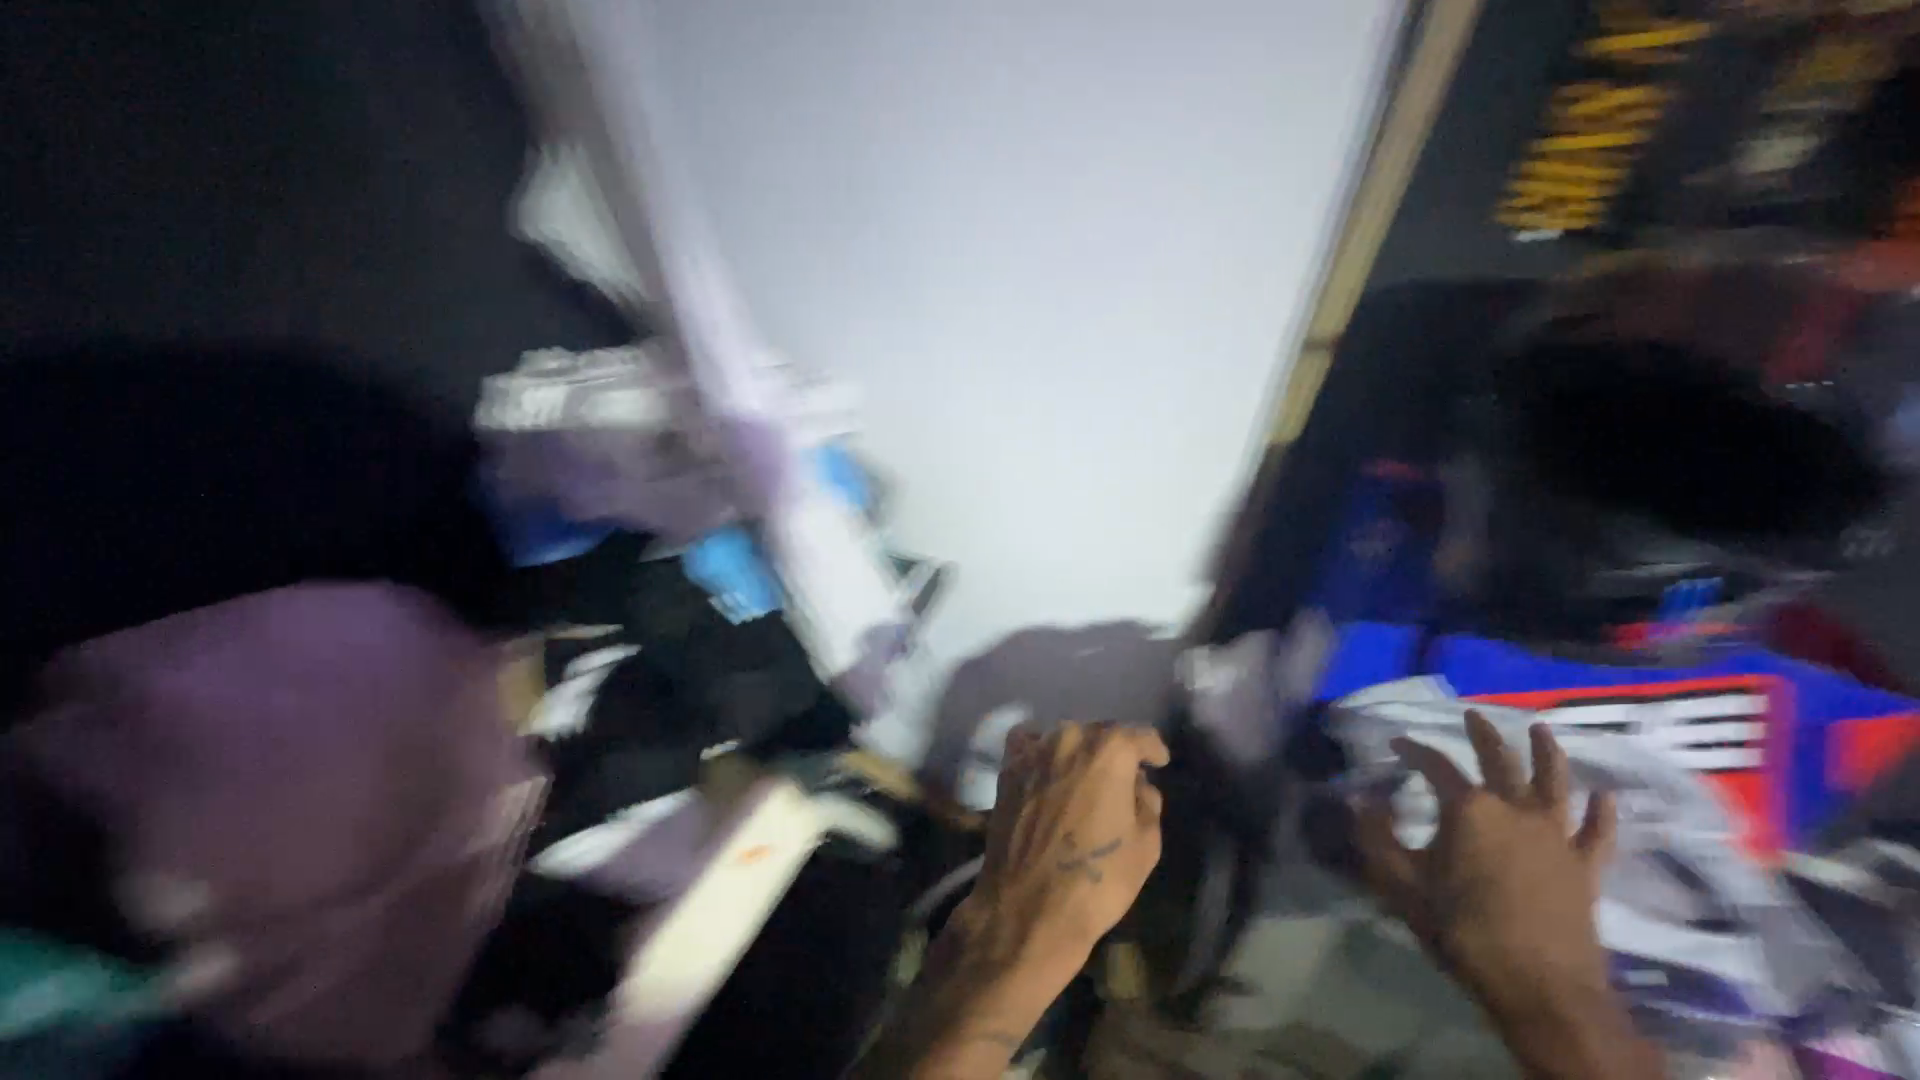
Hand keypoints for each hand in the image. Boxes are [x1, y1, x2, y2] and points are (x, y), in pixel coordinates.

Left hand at [849, 722, 1169, 1079]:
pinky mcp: (1007, 770)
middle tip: (1123, 777)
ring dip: (1079, 752)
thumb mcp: (1146, 844)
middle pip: (1101, 733)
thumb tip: (1137, 784)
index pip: (1140, 735)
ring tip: (1085, 778)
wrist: (1029, 907)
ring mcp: (1034, 751)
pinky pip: (1029, 745)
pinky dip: (1041, 750)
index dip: (1153, 749)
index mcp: (1110, 749)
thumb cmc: (1097, 879)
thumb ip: (1148, 802)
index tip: (1158, 762)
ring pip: (1066, 738)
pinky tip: (1048, 769)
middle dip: (1116, 751)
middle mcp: (1070, 737)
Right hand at [1354, 712, 1615, 1017]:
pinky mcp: (1586, 867)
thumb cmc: (1463, 930)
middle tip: (1474, 715)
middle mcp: (1515, 810)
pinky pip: (1598, 832)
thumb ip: (1377, 839)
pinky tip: (1606, 795)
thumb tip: (1358, 799)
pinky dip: (1603, 812)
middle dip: (1483, 735)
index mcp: (1468, 810)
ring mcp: (1556, 837)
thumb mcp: (1403, 885)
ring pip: (1554, 782)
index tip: (1396, 743)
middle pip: (1500, 760)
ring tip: (1542, 729)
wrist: (1542, 988)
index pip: (1435, 765)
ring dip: (1547, 753)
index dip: (1413, 750)